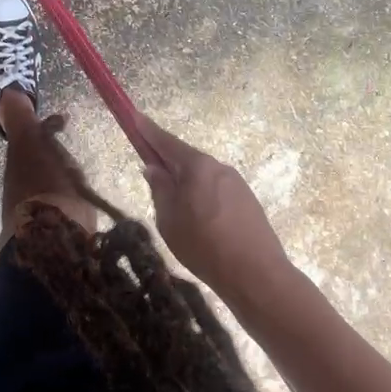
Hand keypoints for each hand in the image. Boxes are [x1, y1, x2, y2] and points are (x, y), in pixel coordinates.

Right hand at [139, 117, 287, 295]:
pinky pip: (218, 193)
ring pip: (203, 178)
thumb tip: (154, 168)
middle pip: (186, 160)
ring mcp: (237, 184)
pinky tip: (204, 226)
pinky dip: (205, 200)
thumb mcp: (169, 219)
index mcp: (197, 166)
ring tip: (182, 219)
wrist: (257, 275)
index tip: (134, 116)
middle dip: (169, 167)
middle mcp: (219, 167)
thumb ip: (159, 189)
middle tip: (156, 187)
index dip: (147, 130)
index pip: (165, 141)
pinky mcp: (249, 202)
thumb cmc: (204, 245)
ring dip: (189, 188)